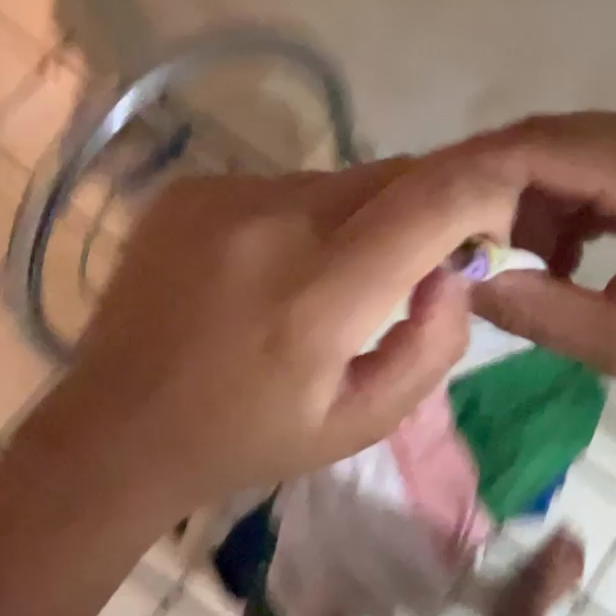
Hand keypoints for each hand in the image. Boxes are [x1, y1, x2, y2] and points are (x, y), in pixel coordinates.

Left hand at [9, 153, 525, 525]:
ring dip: (367, 217)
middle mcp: (271, 220)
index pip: (434, 198)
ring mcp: (223, 194)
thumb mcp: (360, 423)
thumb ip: (430, 345)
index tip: (499, 227)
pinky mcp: (192, 187)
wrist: (116, 431)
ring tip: (334, 281)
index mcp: (317, 293)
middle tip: (422, 268)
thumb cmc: (246, 441)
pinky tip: (275, 270)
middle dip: (432, 208)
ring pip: (343, 179)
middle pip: (395, 174)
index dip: (488, 194)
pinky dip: (310, 217)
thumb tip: (456, 271)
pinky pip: (288, 185)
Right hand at [469, 112, 615, 428]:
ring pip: (575, 149)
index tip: (422, 202)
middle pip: (558, 138)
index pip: (549, 148)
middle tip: (451, 236)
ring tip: (513, 264)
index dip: (477, 170)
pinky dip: (568, 203)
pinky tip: (558, 255)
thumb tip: (453, 276)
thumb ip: (534, 308)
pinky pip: (603, 163)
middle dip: (496, 187)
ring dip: (532, 199)